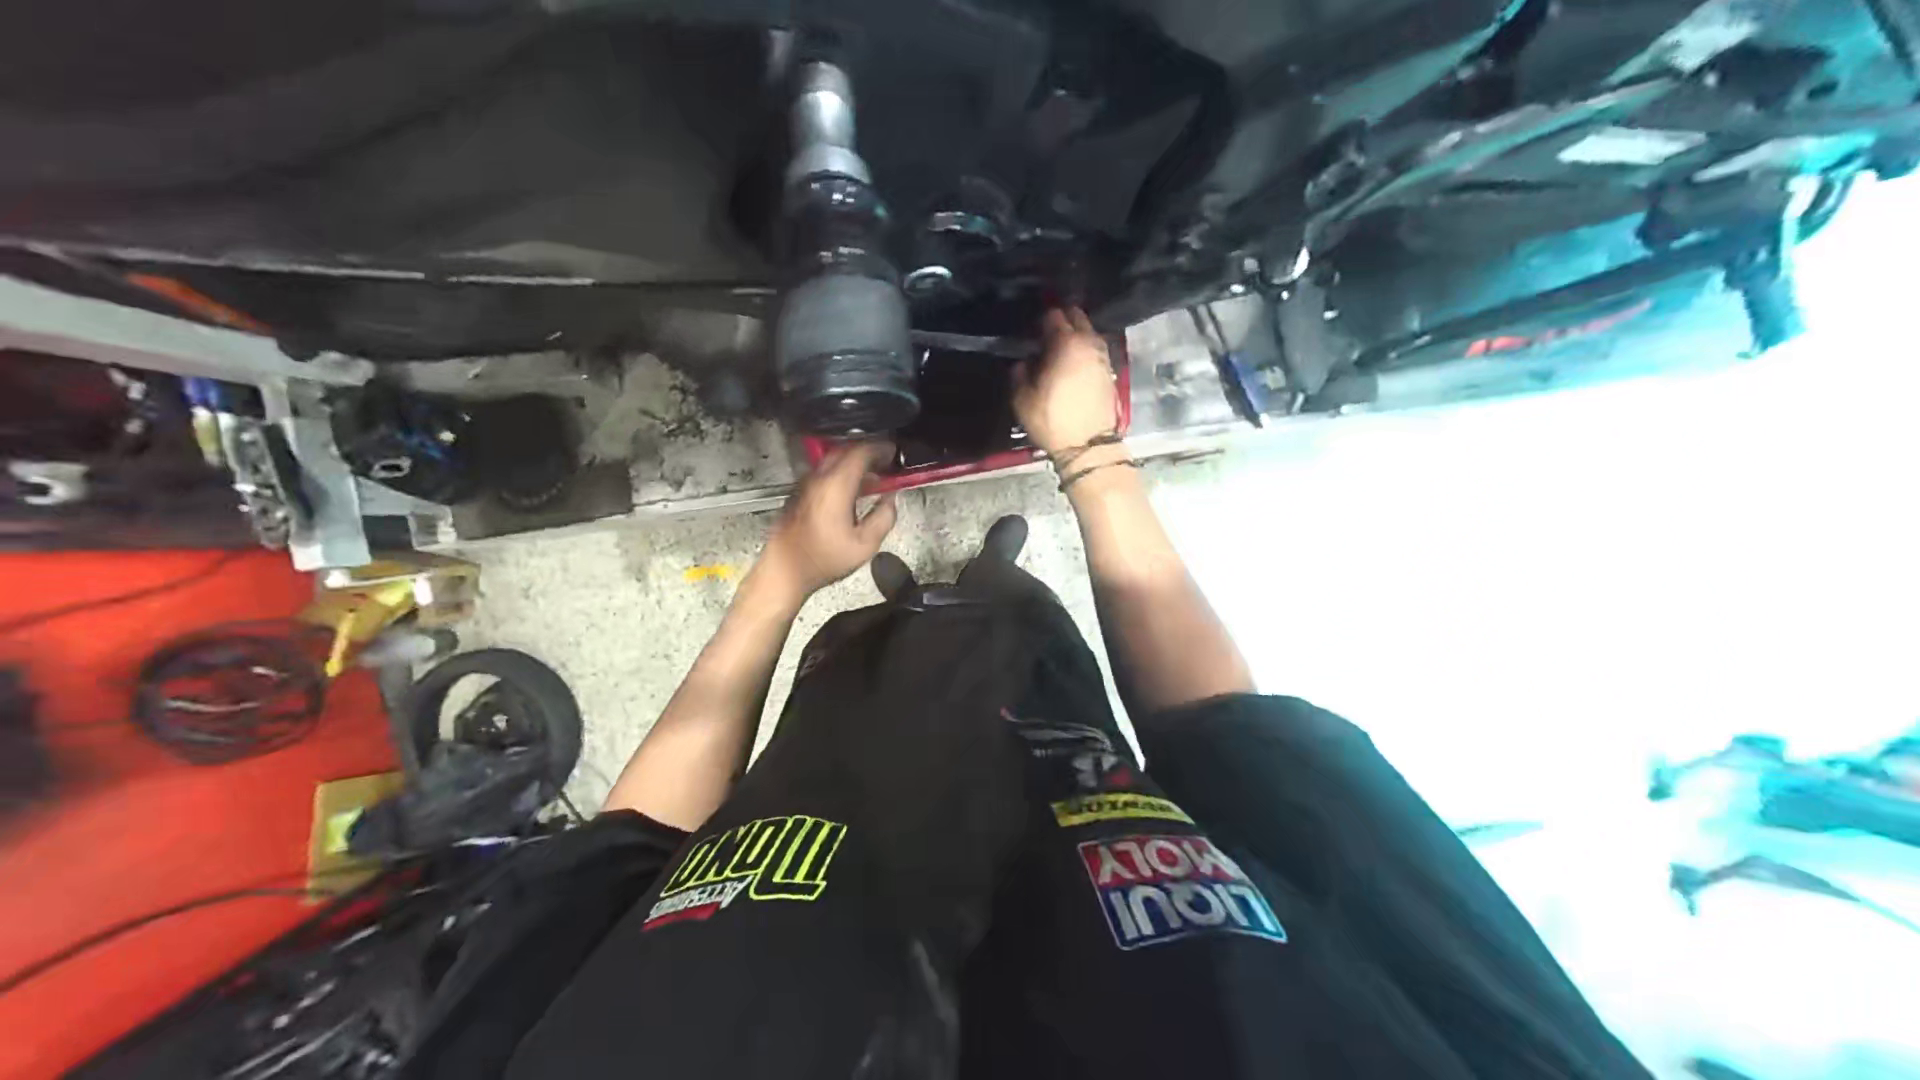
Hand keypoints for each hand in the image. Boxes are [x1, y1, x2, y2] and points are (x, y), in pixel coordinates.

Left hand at [752, 441, 897, 604]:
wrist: (784, 571)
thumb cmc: (825, 559)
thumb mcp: (865, 545)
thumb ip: (884, 517)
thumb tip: (890, 500)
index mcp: (836, 485)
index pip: (860, 452)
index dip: (881, 449)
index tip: (894, 454)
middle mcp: (818, 478)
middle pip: (844, 451)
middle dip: (867, 452)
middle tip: (885, 463)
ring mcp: (804, 484)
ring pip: (832, 461)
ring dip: (853, 464)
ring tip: (871, 479)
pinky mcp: (798, 493)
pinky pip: (823, 473)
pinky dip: (840, 473)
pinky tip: (850, 492)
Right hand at [1013, 307, 1119, 457]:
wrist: (1088, 446)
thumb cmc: (1052, 420)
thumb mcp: (1023, 399)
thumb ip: (1020, 374)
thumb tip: (1023, 363)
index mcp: (1066, 343)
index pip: (1053, 315)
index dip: (1040, 320)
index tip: (1032, 331)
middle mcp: (1088, 343)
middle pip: (1077, 317)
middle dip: (1062, 319)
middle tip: (1047, 333)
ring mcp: (1103, 357)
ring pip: (1089, 332)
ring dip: (1076, 334)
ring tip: (1060, 348)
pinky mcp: (1110, 372)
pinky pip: (1095, 350)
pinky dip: (1085, 350)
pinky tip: (1074, 363)